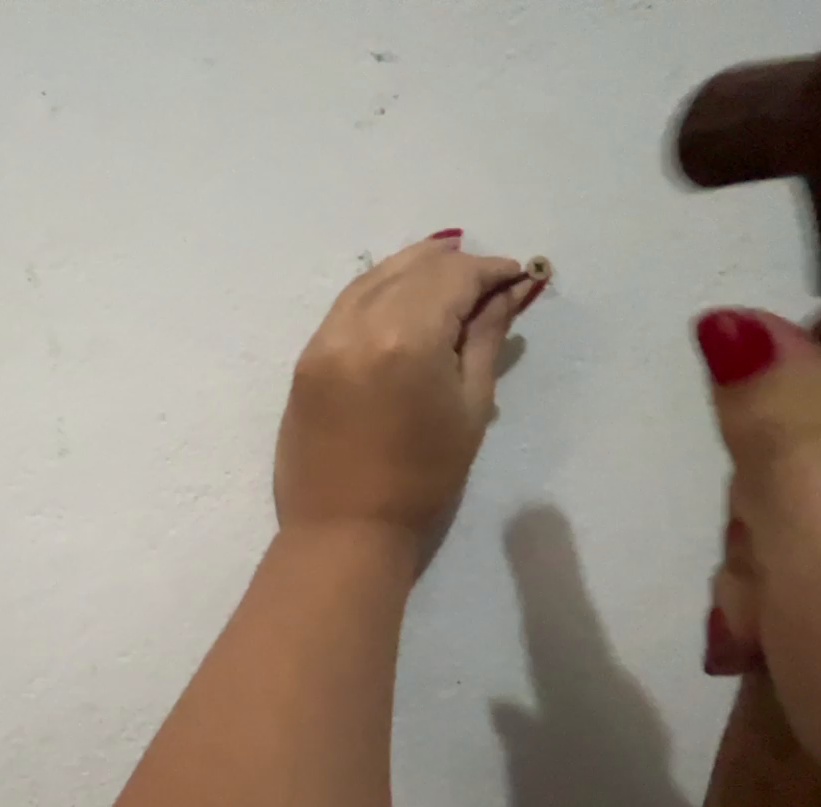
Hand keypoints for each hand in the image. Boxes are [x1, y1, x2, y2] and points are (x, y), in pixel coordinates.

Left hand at [273, 232, 539, 564]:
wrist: (342, 526)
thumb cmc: (420, 479)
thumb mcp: (469, 409)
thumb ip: (483, 340)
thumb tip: (503, 294)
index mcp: (404, 340)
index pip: (452, 278)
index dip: (490, 271)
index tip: (517, 278)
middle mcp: (356, 329)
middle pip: (409, 272)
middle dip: (451, 266)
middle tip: (483, 280)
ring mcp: (322, 344)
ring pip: (369, 283)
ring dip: (409, 273)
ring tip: (444, 282)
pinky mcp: (303, 362)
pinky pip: (342, 310)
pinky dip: (373, 295)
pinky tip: (397, 305)